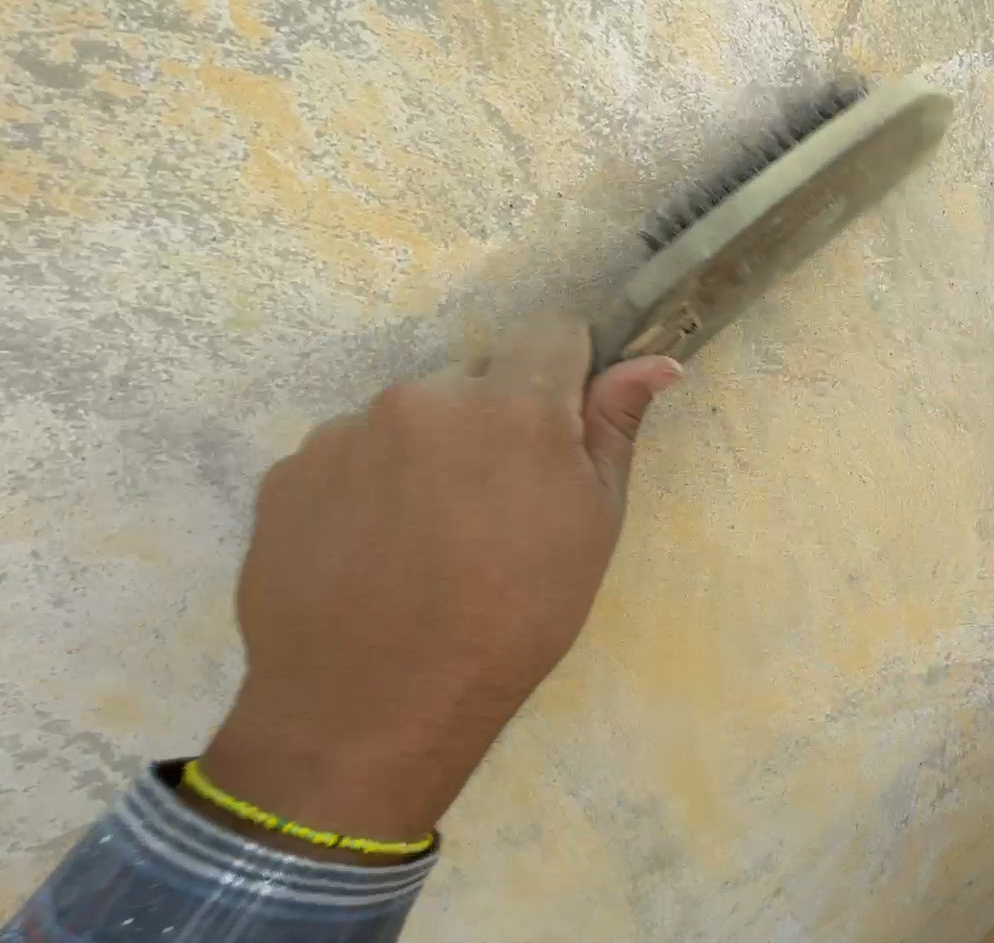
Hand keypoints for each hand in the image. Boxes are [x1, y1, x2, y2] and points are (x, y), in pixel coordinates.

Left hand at [196, 317, 680, 856]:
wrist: (378, 705)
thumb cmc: (520, 612)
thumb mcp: (596, 521)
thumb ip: (617, 427)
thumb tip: (661, 362)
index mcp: (514, 407)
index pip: (554, 331)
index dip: (570, 368)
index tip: (567, 420)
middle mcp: (425, 397)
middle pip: (480, 377)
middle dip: (499, 416)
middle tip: (503, 497)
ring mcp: (346, 431)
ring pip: (414, 414)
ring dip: (435, 447)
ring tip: (434, 530)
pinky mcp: (288, 471)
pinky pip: (354, 451)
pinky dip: (376, 480)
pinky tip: (381, 546)